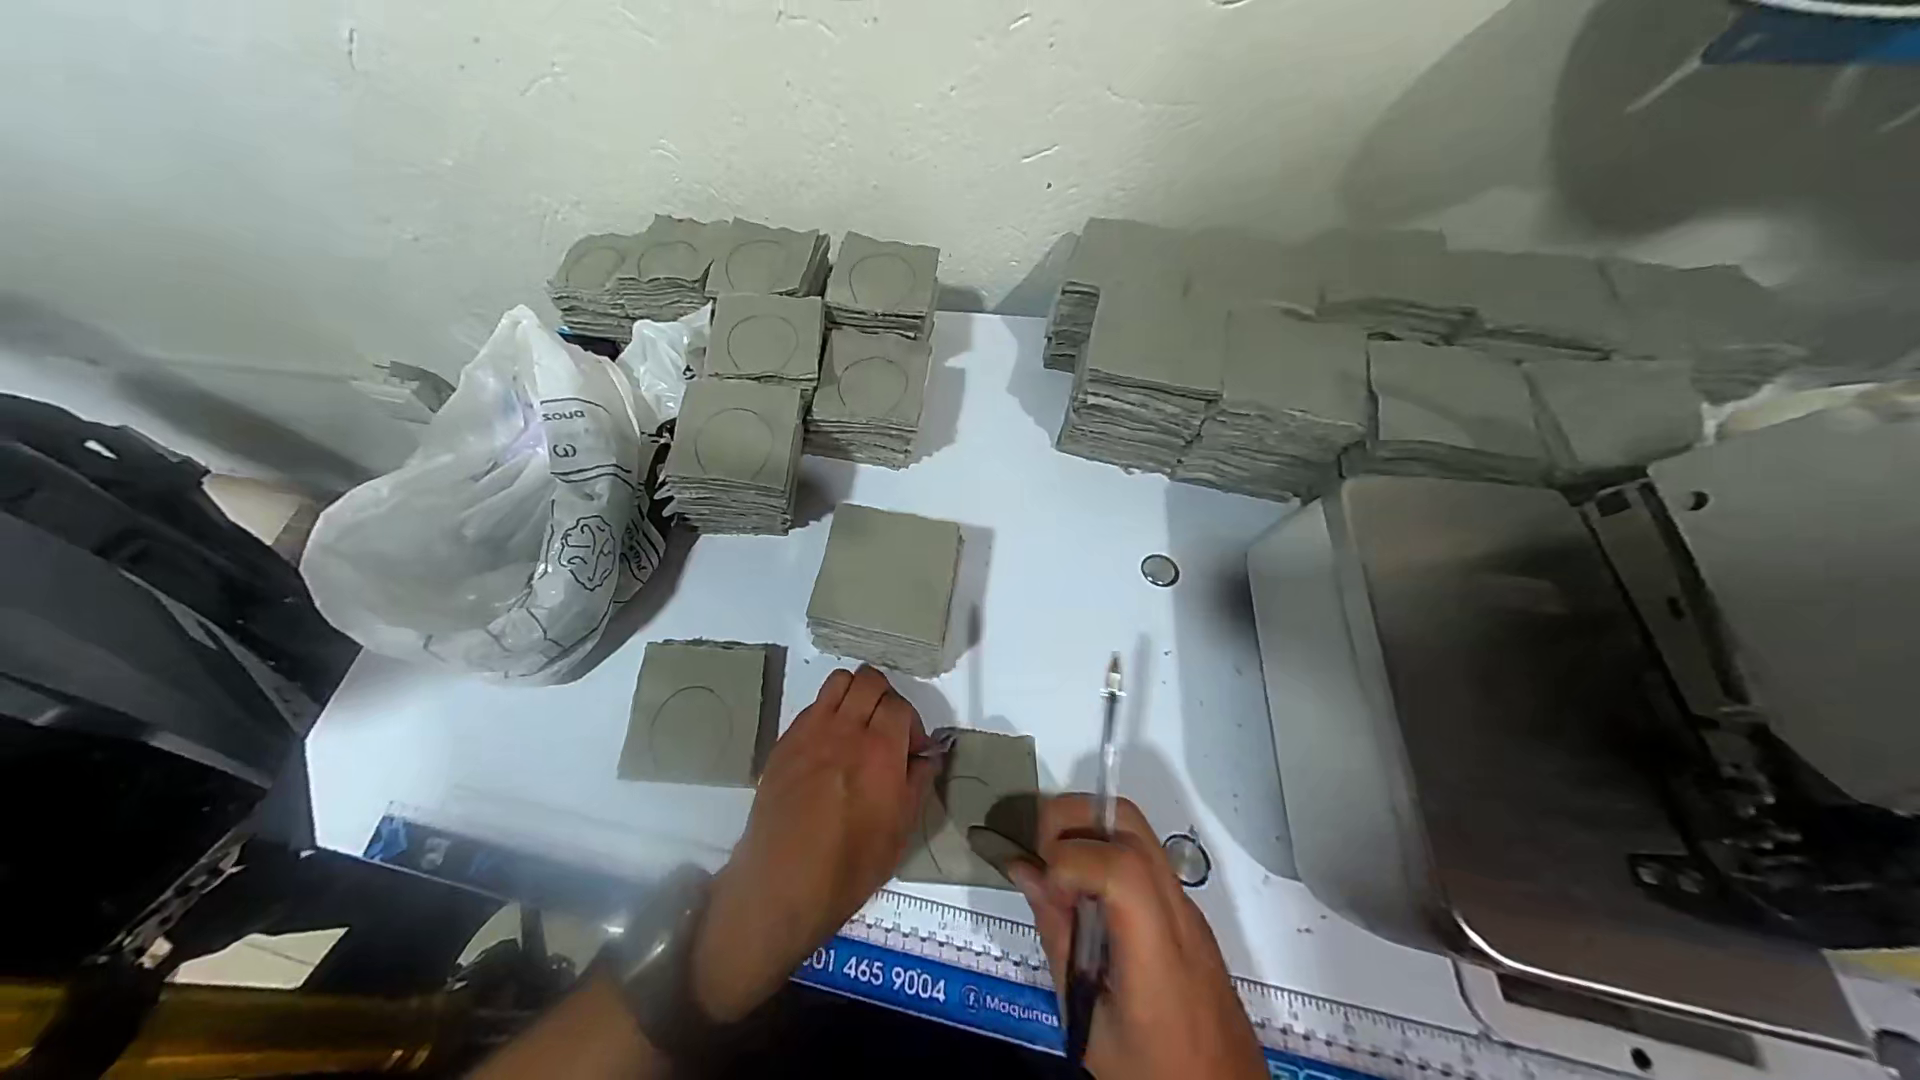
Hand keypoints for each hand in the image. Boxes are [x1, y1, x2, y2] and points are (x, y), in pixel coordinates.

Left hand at [691, 666, 934, 1020]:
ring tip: (858, 727)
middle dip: (886, 698)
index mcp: (880, 750)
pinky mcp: (785, 742)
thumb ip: (918, 782)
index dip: (912, 723)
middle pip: (870, 680)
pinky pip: (813, 707)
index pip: (900, 705)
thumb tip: (927, 754)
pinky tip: (829, 747)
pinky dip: (828, 713)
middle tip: (886, 730)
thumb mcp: (901, 830)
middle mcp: (845, 730)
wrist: (782, 884)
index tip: (911, 751)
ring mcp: (810, 732)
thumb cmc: (850, 865)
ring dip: (855, 695)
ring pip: (839, 681)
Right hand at [1004, 795, 1265, 1079]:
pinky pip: (1140, 854)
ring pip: (1135, 828)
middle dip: (1071, 818)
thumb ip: (1057, 939)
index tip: (1046, 890)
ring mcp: (1185, 903)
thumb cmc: (1154, 1069)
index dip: (1070, 860)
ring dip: (1086, 831)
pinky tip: (1086, 897)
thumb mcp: (1088, 1020)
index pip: (1121, 865)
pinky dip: (1103, 851)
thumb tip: (1024, 870)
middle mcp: (1177, 908)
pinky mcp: (1184, 908)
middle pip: (1127, 819)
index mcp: (1156, 946)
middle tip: (1042, 858)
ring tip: (1060, 877)